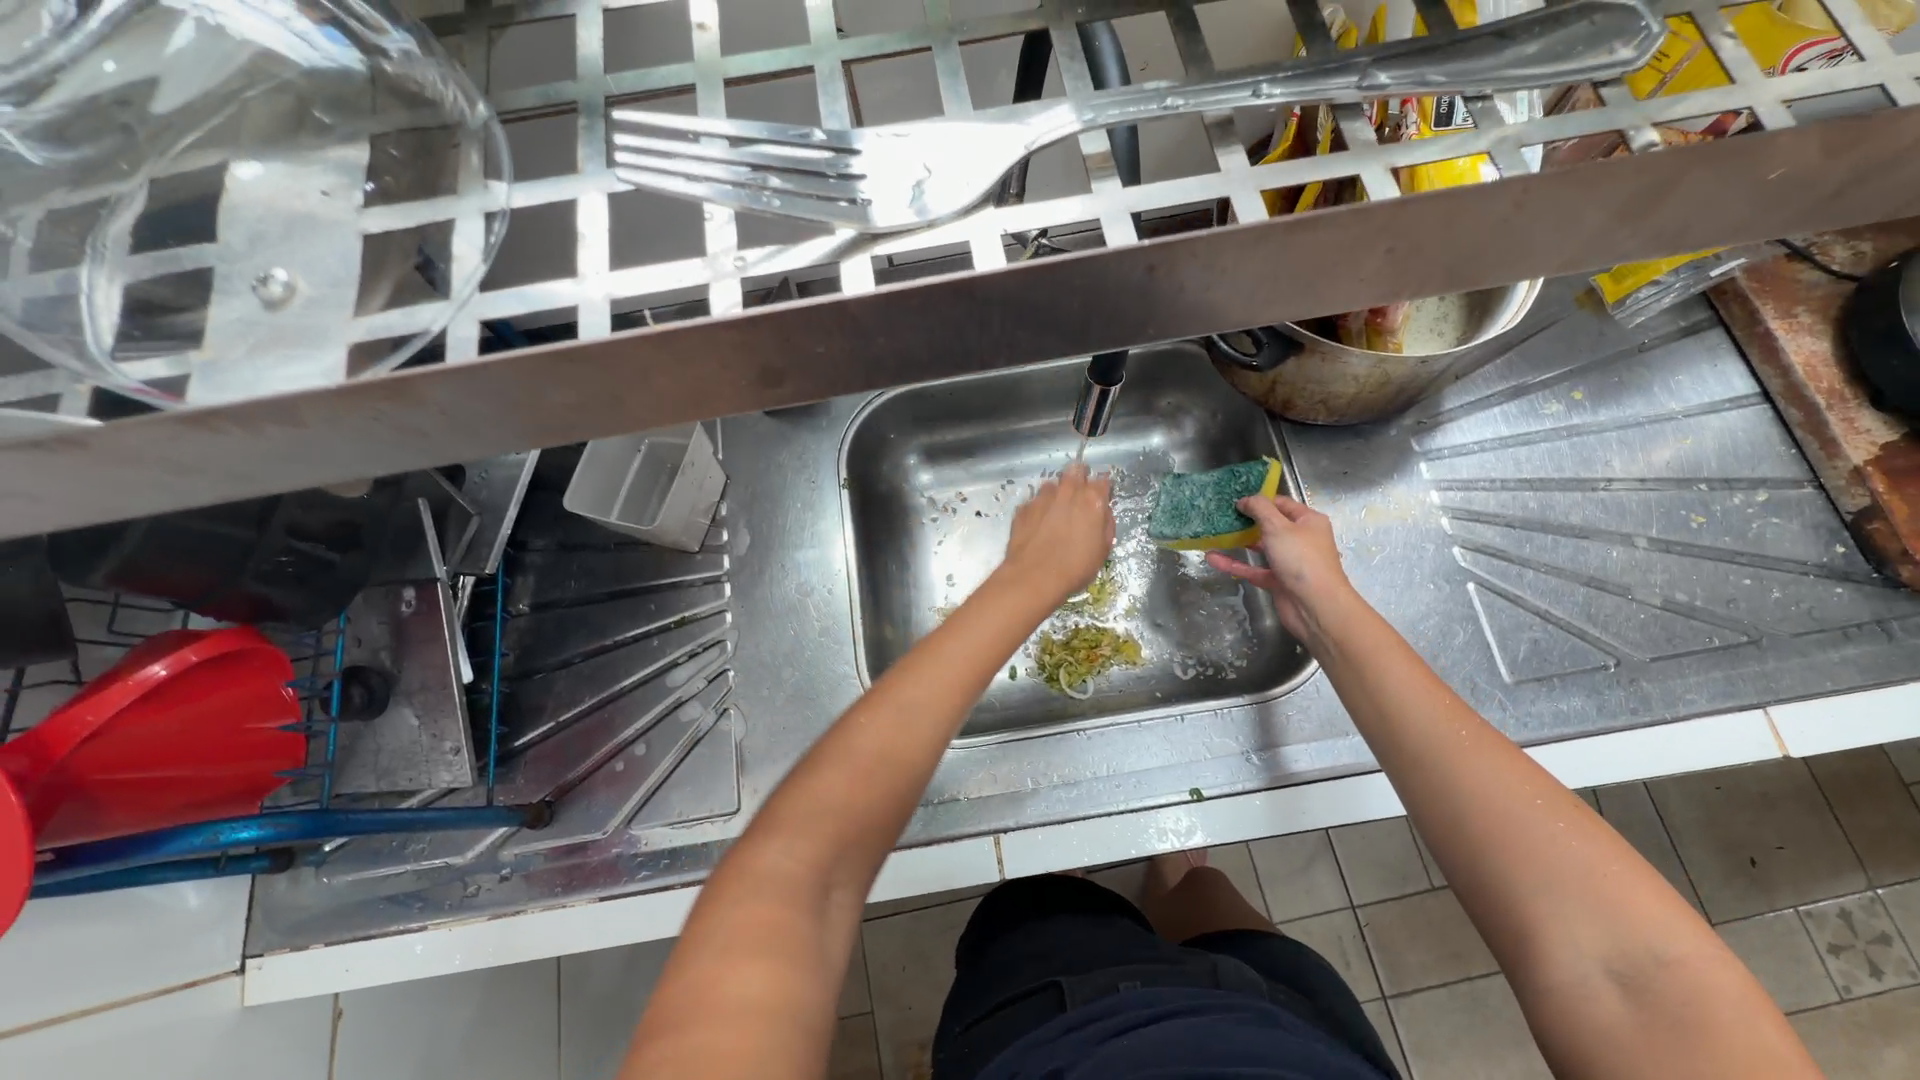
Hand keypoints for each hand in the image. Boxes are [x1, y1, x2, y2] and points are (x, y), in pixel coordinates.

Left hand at [1000, 464, 1115, 603]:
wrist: (1034, 577)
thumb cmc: (1075, 567)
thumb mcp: (1103, 549)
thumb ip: (1106, 524)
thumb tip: (1103, 512)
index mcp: (1092, 500)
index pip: (1103, 480)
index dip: (1103, 487)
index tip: (1102, 496)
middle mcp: (1067, 491)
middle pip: (1075, 470)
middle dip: (1080, 476)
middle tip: (1080, 494)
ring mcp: (1042, 498)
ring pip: (1052, 484)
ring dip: (1057, 492)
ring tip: (1056, 511)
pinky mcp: (1023, 508)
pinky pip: (1034, 501)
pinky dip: (1039, 508)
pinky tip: (1038, 524)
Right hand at [1206, 495, 1352, 642]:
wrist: (1315, 605)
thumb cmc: (1301, 559)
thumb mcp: (1278, 526)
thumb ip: (1259, 509)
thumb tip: (1244, 499)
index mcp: (1308, 521)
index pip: (1281, 504)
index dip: (1259, 500)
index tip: (1234, 500)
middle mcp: (1300, 539)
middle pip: (1270, 525)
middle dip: (1246, 521)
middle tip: (1221, 515)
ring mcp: (1288, 561)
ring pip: (1260, 548)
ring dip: (1238, 542)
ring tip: (1214, 535)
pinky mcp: (1277, 580)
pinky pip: (1253, 569)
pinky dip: (1234, 564)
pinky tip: (1212, 558)